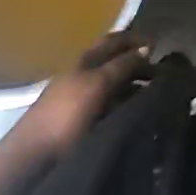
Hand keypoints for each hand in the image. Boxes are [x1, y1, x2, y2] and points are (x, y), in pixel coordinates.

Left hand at [9, 31, 151, 160]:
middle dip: (137, 62)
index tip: (161, 46)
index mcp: (86, 59)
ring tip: (155, 94)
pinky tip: (135, 112)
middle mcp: (83, 73)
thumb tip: (146, 49)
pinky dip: (125, 102)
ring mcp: (81, 96)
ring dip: (133, 84)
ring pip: (113, 83)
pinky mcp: (81, 120)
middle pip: (115, 61)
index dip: (136, 40)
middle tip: (162, 72)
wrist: (34, 154)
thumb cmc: (67, 113)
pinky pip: (109, 103)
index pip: (115, 40)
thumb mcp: (99, 84)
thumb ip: (122, 65)